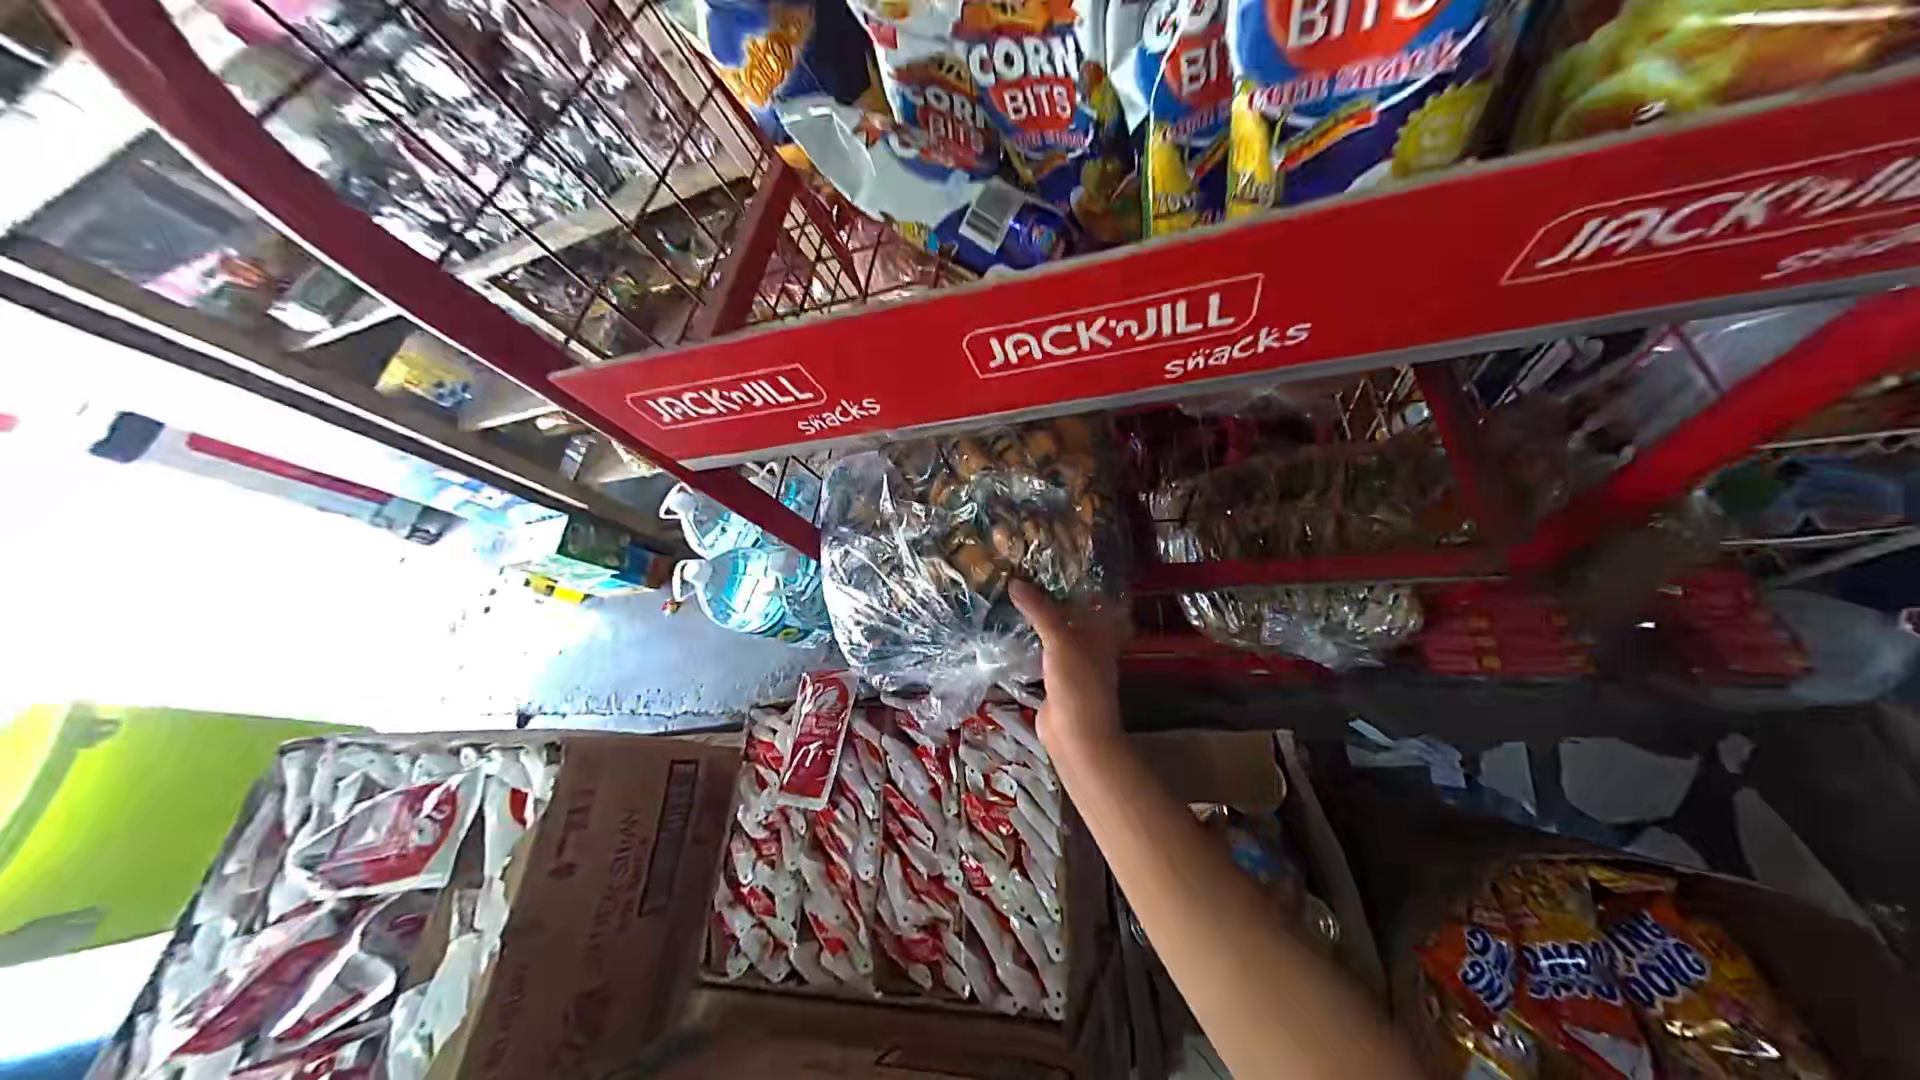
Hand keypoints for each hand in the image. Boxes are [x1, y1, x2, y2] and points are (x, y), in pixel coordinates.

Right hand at [1010, 579, 1128, 752]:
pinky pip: (1043, 655)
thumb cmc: (1078, 682)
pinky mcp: (1056, 681)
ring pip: (1058, 636)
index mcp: (1103, 633)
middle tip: (1029, 578)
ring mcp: (1074, 665)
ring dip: (1041, 622)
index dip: (1085, 584)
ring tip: (1015, 600)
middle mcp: (1091, 646)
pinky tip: (1011, 635)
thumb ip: (1040, 610)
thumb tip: (1015, 582)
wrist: (1075, 734)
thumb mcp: (1060, 639)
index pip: (1100, 601)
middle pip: (1075, 617)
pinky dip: (1031, 645)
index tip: (1061, 565)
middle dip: (1056, 601)